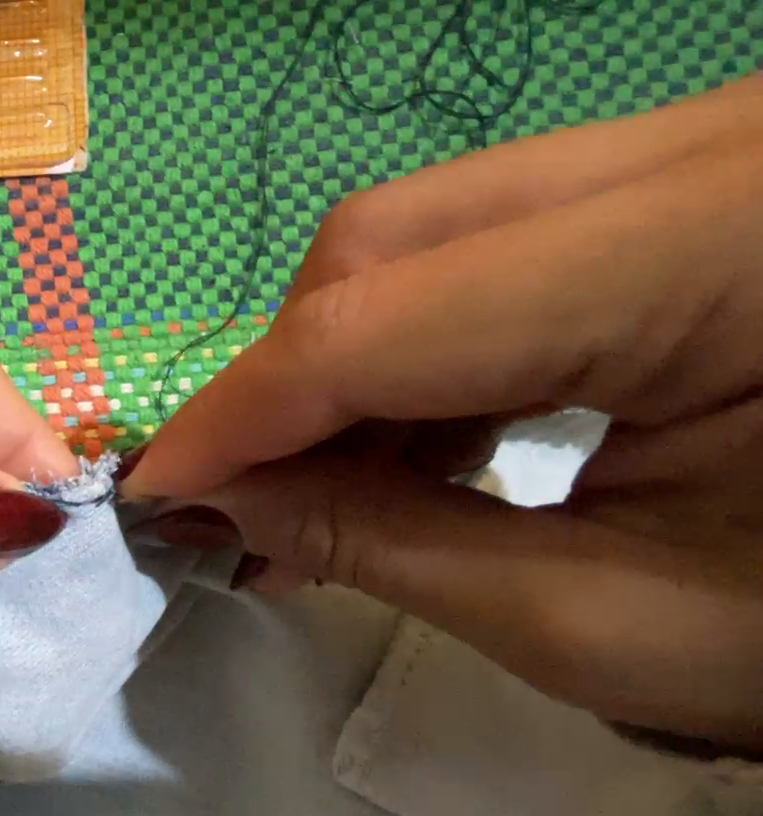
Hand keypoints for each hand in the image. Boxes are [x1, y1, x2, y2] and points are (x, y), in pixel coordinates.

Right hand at [125, 76, 762, 751]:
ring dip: (335, 373)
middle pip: (385, 244)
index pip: (377, 322)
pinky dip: (408, 356)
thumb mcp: (609, 623)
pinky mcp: (700, 189)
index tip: (151, 492)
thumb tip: (218, 505)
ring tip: (324, 487)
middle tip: (242, 496)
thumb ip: (378, 545)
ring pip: (421, 237)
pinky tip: (412, 443)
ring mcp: (710, 156)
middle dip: (280, 382)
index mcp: (731, 253)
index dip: (236, 416)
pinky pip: (482, 254)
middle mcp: (716, 152)